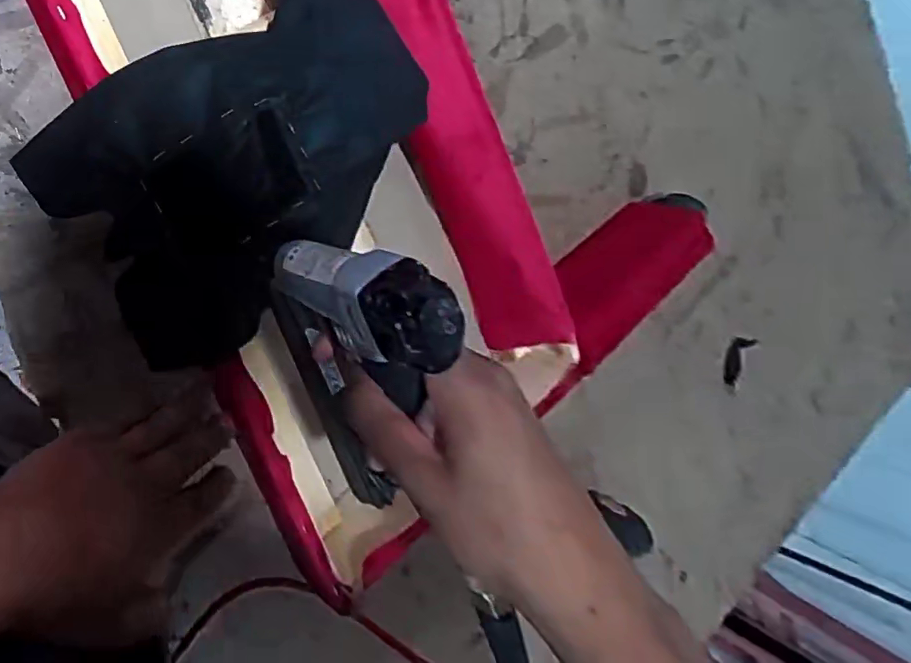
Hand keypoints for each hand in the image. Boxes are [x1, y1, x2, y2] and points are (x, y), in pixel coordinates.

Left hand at [0, 391, 237, 646]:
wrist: (6, 546)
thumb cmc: (57, 593)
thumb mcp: (109, 624)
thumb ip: (146, 612)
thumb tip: (168, 599)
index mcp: (157, 529)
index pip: (199, 504)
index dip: (218, 488)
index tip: (232, 474)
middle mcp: (145, 484)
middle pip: (187, 455)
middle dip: (211, 437)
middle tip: (230, 421)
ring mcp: (116, 454)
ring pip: (161, 426)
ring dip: (186, 409)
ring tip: (206, 392)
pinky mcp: (87, 436)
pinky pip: (124, 417)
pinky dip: (144, 407)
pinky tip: (154, 398)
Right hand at [331, 345, 701, 661]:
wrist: (582, 580)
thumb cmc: (497, 530)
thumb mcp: (424, 482)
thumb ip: (379, 422)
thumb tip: (346, 376)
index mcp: (463, 377)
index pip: (399, 330)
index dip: (359, 338)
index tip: (328, 355)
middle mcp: (485, 371)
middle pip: (415, 356)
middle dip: (382, 387)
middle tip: (366, 436)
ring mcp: (502, 392)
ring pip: (434, 380)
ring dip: (406, 409)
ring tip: (395, 462)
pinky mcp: (511, 414)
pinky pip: (457, 398)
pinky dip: (432, 419)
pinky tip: (429, 465)